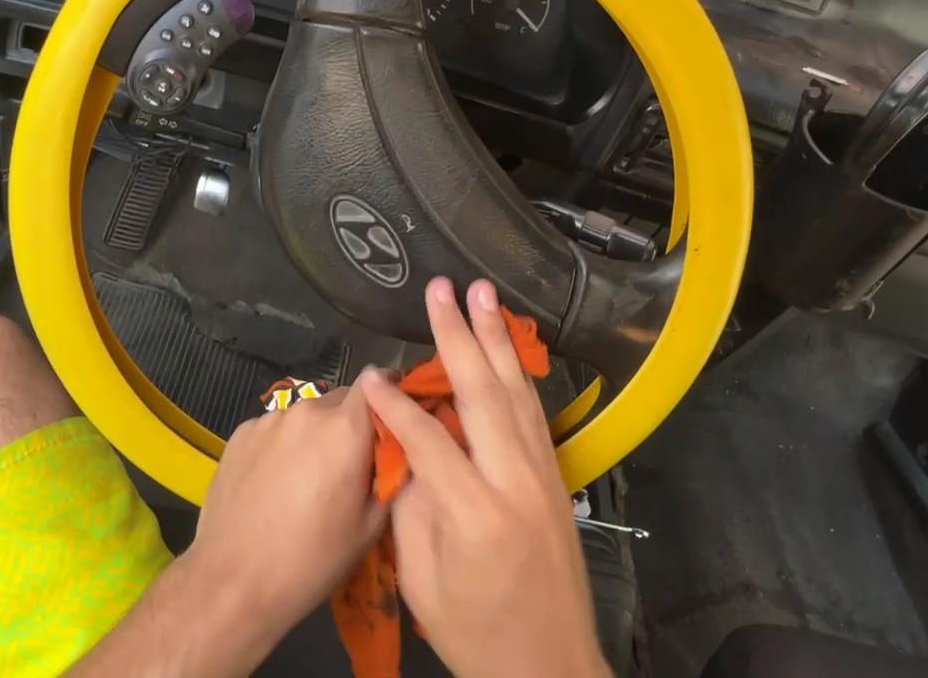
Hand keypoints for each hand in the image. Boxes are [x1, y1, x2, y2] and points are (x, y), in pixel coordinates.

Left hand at [188, 385, 386, 645]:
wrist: (233, 581)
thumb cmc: (311, 559)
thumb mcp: (370, 527)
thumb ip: (391, 475)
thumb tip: (398, 448)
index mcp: (345, 430)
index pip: (375, 384)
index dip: (384, 397)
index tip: (387, 421)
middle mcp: (307, 412)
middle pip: (339, 401)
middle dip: (348, 426)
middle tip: (346, 468)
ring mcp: (269, 419)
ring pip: (305, 417)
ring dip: (313, 436)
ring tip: (304, 481)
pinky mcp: (240, 432)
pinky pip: (274, 429)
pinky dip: (281, 446)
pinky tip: (272, 484)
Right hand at [360, 278, 608, 677]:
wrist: (551, 669)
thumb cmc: (475, 633)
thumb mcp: (422, 578)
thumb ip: (411, 503)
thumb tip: (404, 445)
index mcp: (475, 513)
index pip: (427, 438)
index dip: (394, 404)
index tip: (371, 376)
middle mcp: (516, 482)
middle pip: (483, 393)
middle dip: (460, 335)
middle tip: (444, 289)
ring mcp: (544, 476)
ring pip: (516, 393)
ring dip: (497, 339)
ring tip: (483, 295)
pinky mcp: (556, 478)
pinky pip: (533, 413)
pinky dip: (517, 373)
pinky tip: (508, 347)